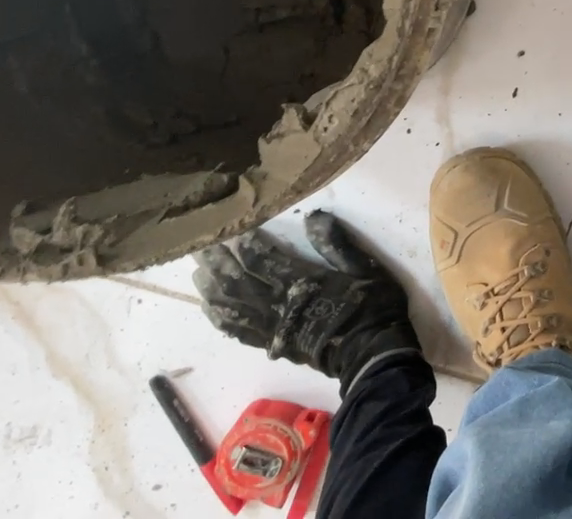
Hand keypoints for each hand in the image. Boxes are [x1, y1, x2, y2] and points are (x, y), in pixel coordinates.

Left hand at [193, 211, 418, 392]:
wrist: (370, 353)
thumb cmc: (372, 306)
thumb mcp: (366, 268)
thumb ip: (338, 244)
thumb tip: (313, 218)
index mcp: (301, 282)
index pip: (262, 259)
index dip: (244, 243)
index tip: (232, 227)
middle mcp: (278, 304)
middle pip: (237, 281)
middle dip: (219, 261)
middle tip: (202, 244)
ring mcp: (270, 327)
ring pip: (231, 305)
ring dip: (212, 287)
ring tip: (199, 269)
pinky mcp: (270, 343)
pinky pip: (235, 330)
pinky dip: (218, 316)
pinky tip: (208, 306)